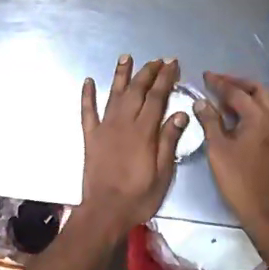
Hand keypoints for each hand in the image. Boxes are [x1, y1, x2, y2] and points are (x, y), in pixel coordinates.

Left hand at [79, 55, 188, 231]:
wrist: (105, 211)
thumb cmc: (139, 196)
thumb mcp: (163, 173)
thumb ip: (169, 141)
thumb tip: (181, 113)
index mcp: (144, 131)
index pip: (157, 97)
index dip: (165, 78)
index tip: (172, 63)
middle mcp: (124, 123)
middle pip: (137, 90)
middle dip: (148, 72)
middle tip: (157, 59)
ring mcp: (104, 128)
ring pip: (114, 94)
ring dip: (121, 75)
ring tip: (125, 57)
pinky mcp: (90, 137)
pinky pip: (87, 111)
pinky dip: (88, 95)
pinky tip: (88, 82)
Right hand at [195, 72, 268, 235]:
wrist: (266, 211)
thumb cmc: (239, 180)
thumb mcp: (218, 149)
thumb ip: (210, 121)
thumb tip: (202, 102)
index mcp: (260, 118)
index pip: (237, 93)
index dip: (220, 83)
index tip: (206, 76)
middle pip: (258, 91)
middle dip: (238, 84)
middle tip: (218, 83)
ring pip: (266, 103)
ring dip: (247, 96)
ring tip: (226, 98)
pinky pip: (268, 116)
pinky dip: (254, 109)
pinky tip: (238, 117)